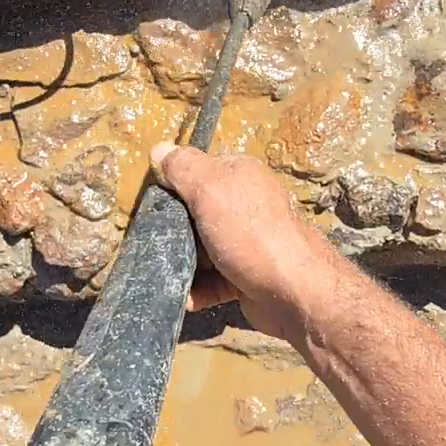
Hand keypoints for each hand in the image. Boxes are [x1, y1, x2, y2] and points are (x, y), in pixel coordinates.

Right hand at [149, 142, 339, 344]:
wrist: (294, 292)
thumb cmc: (251, 234)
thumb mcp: (211, 189)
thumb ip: (183, 168)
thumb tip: (159, 148)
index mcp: (240, 177)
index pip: (199, 172)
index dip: (174, 186)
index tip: (151, 204)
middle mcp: (245, 207)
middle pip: (196, 214)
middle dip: (173, 230)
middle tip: (151, 242)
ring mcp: (246, 244)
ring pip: (202, 251)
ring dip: (182, 265)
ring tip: (162, 274)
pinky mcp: (244, 277)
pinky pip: (212, 282)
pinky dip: (197, 290)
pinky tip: (185, 297)